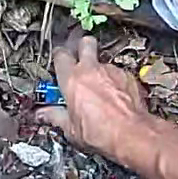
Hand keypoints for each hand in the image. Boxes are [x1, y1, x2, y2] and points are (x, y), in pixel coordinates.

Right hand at [36, 34, 156, 161]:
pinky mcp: (129, 77)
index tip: (59, 62)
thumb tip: (45, 114)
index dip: (59, 56)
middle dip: (82, 47)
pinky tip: (115, 97)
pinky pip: (119, 74)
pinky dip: (116, 82)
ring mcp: (112, 71)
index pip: (60, 55)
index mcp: (72, 79)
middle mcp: (92, 70)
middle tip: (80, 60)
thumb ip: (56, 116)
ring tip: (100, 90)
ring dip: (100, 71)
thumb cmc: (102, 132)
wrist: (132, 134)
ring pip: (103, 61)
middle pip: (85, 43)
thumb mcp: (71, 128)